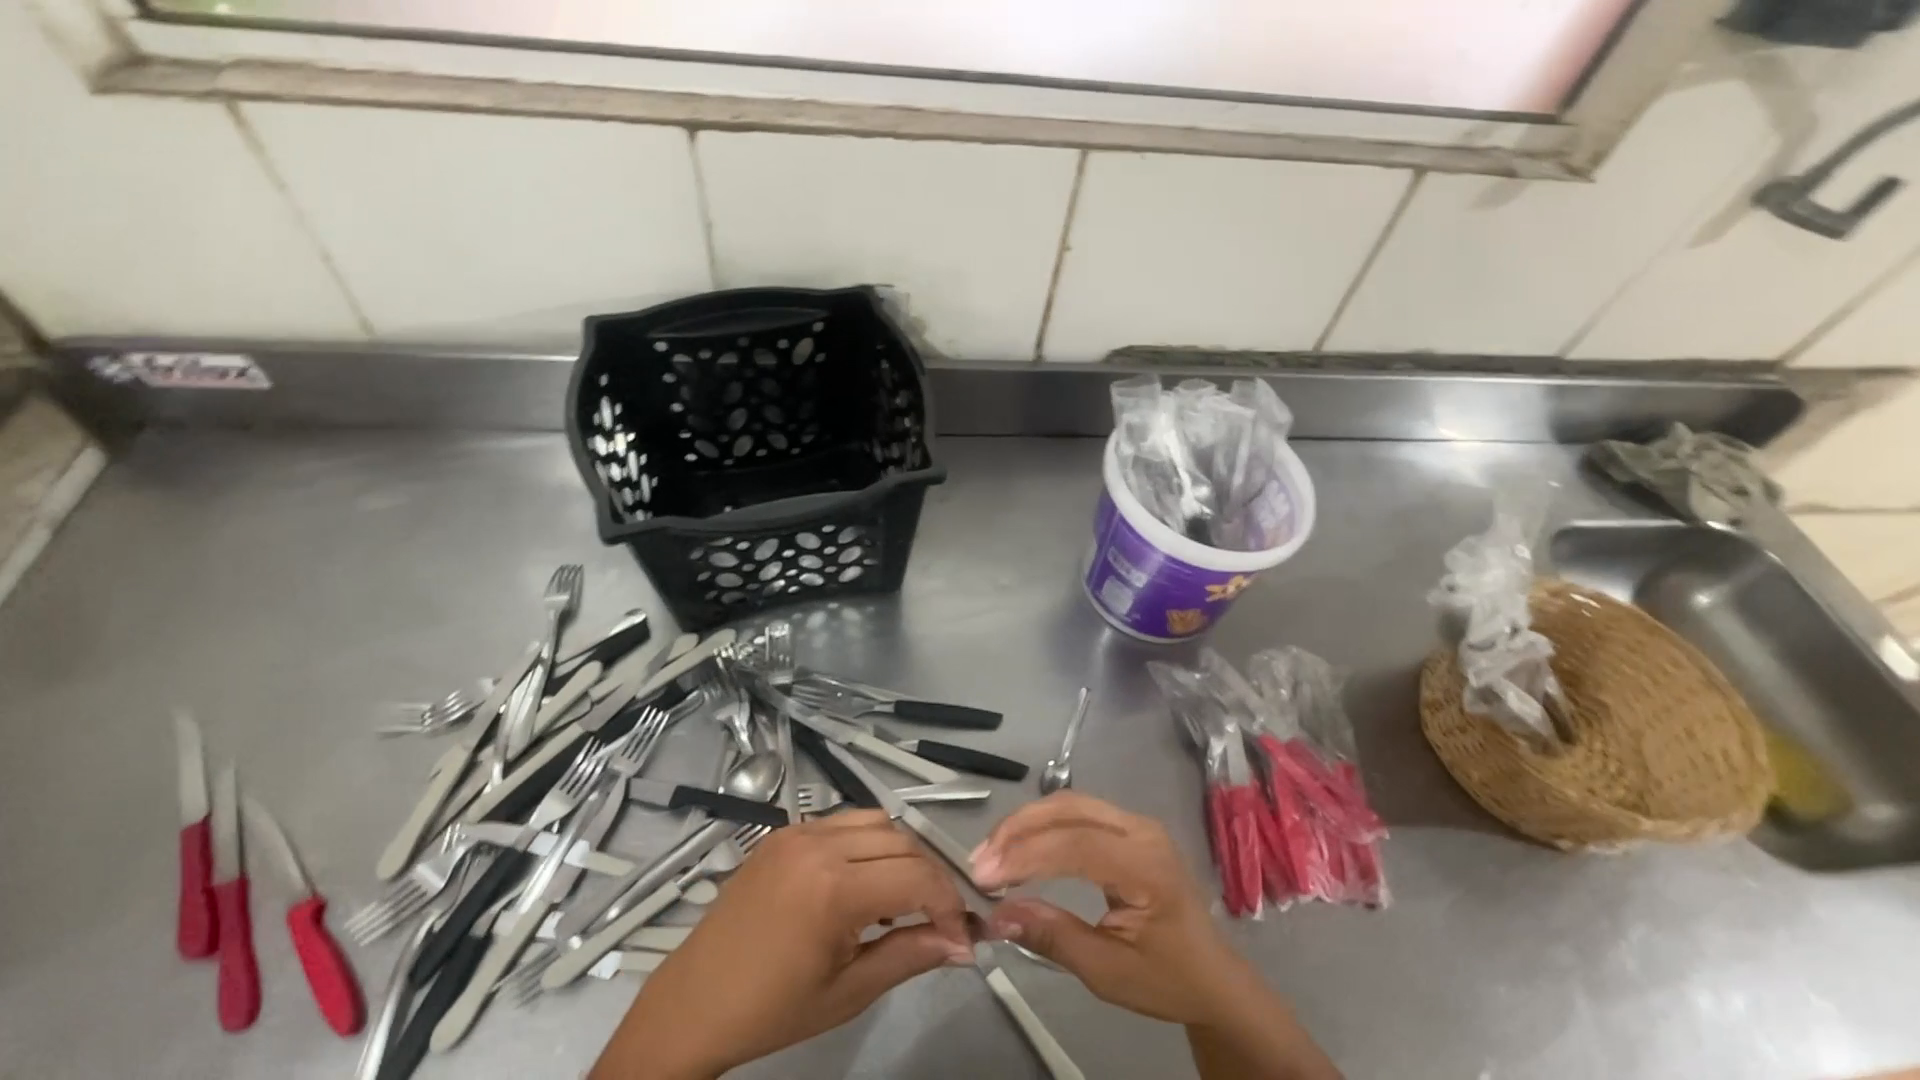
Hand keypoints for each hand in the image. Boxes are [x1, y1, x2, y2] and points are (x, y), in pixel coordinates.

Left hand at [592, 812, 972, 1079]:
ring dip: (902, 854)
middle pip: (904, 841)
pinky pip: (842, 823)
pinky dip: (867, 845)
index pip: (919, 877)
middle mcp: (817, 845)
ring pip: (876, 822)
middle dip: (930, 877)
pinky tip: (863, 885)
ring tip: (902, 901)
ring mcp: (796, 833)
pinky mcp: (781, 834)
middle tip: (939, 920)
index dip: (949, 904)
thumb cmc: (771, 1009)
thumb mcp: (849, 991)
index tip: (961, 937)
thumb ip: (911, 955)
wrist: (694, 1004)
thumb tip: (964, 944)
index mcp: (833, 889)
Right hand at [970, 792, 1264, 1026]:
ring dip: (1027, 824)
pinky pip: (1079, 813)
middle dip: (1018, 830)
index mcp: (1147, 866)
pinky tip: (1020, 846)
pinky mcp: (1129, 829)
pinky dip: (1043, 825)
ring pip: (1070, 804)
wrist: (1211, 978)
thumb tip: (996, 915)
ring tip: (991, 854)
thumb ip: (1053, 936)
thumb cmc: (1165, 978)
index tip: (984, 877)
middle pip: (1069, 809)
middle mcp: (1143, 832)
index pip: (1076, 844)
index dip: (1025, 855)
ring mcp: (1138, 825)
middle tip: (979, 862)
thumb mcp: (1106, 970)